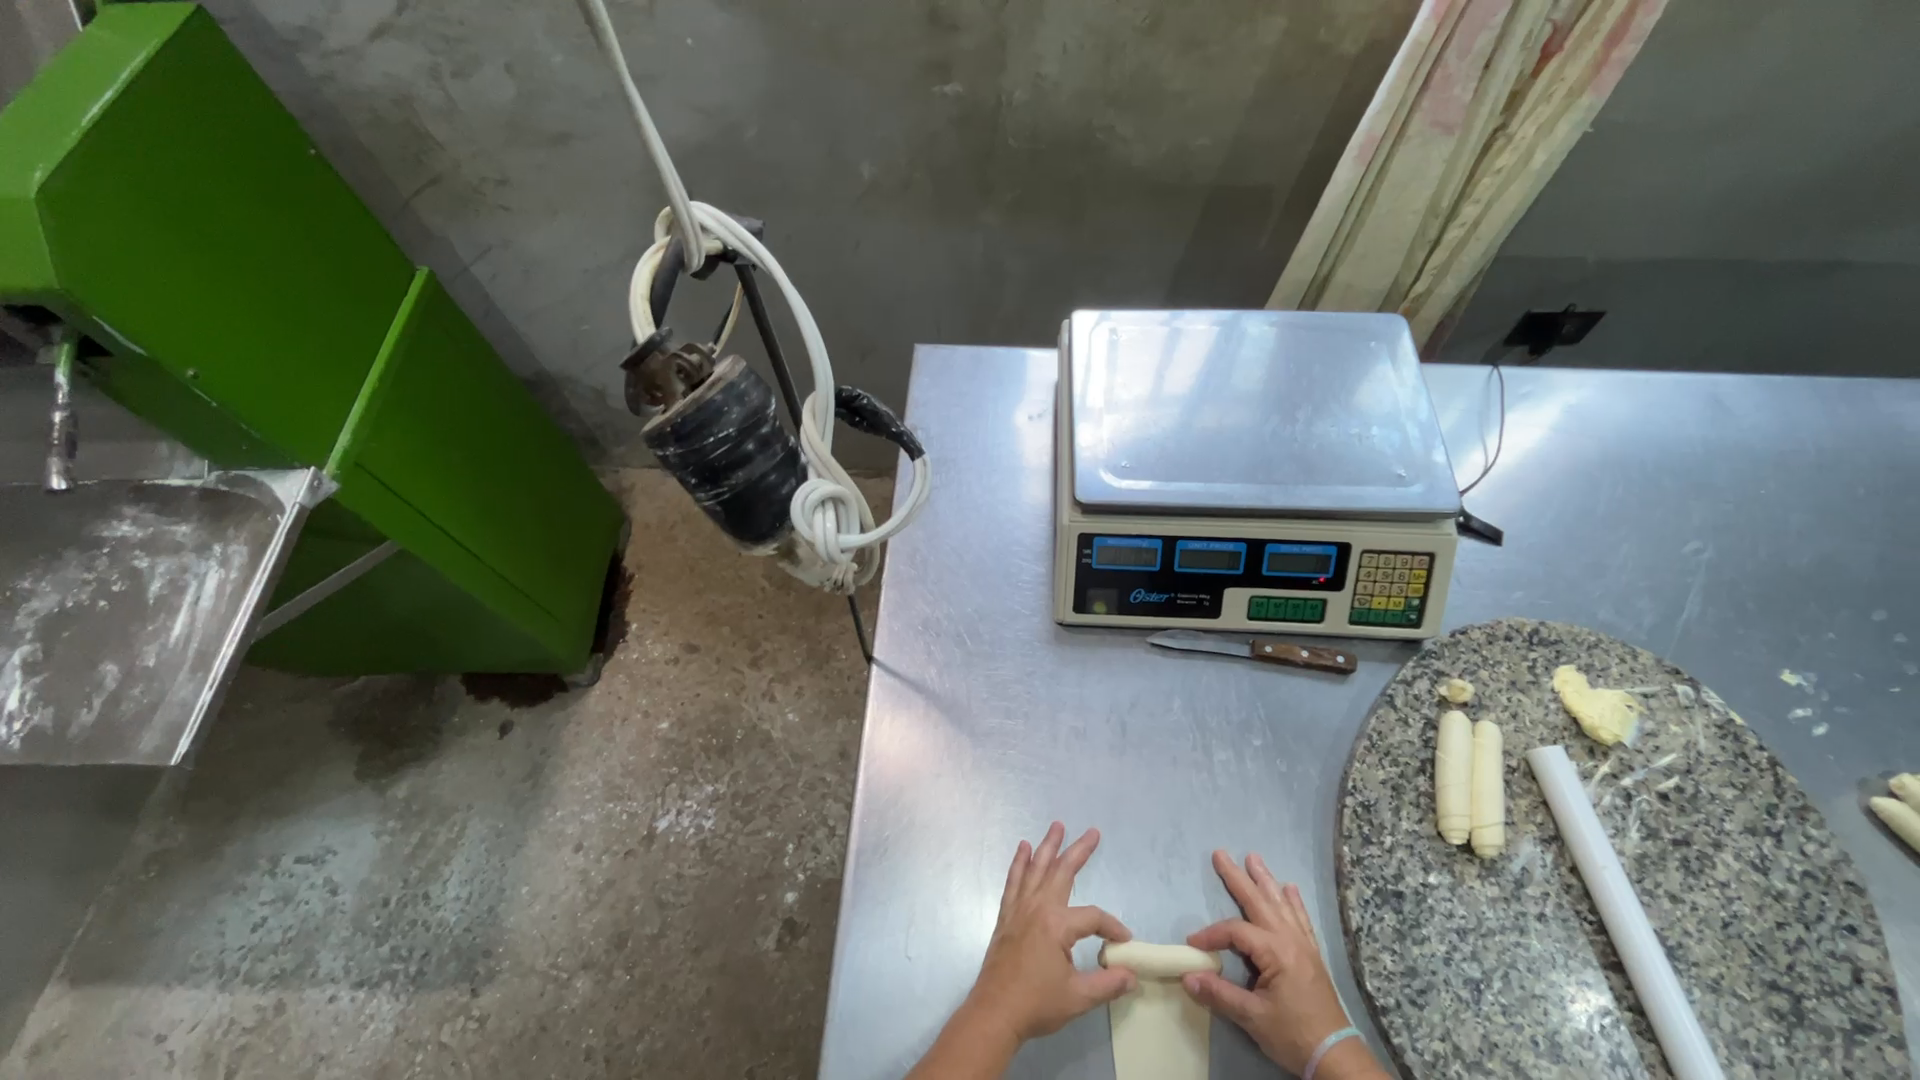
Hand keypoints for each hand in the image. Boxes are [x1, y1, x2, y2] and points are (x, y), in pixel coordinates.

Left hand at [964, 822, 1135, 1042]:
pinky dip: (1019, 863)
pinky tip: (1023, 848)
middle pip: (1062, 872)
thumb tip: (1133, 975)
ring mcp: (1019, 910)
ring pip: (1036, 869)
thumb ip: (1108, 984)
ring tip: (1057, 826)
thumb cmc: (1036, 1004)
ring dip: (1048, 847)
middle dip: (1079, 851)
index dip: (1112, 929)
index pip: (1094, 917)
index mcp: (1056, 925)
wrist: (994, 1013)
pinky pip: (1014, 881)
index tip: (1124, 943)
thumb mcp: (1078, 998)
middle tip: (1093, 832)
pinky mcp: (1007, 917)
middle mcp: (1037, 908)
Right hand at [1182, 851, 1371, 1076]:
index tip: (1193, 946)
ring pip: (1281, 905)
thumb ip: (1219, 994)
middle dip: (1238, 878)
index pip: (1235, 931)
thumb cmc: (1293, 1035)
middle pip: (1259, 902)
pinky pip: (1301, 920)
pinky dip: (1294, 902)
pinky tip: (1290, 888)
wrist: (1335, 1056)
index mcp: (1275, 952)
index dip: (1211, 935)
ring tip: (1254, 858)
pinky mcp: (1311, 955)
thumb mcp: (1252, 1018)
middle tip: (1220, 854)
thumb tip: (1187, 977)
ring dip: (1265, 881)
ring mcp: (1303, 946)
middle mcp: (1290, 941)